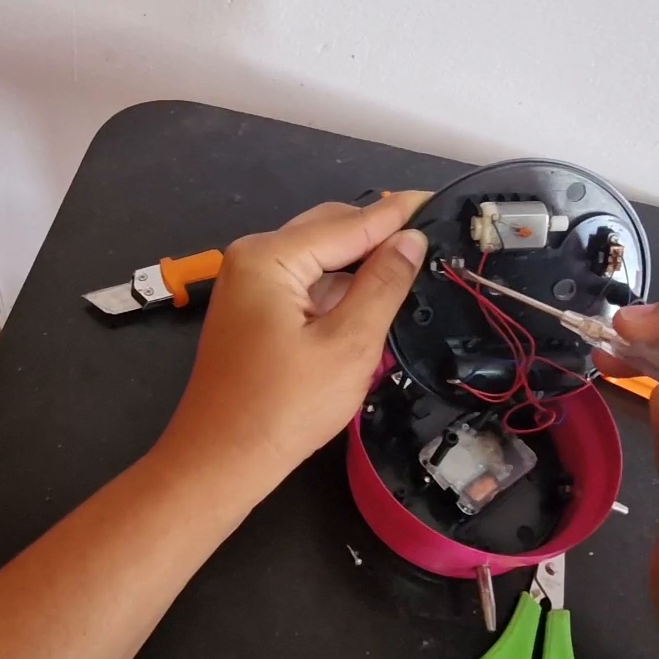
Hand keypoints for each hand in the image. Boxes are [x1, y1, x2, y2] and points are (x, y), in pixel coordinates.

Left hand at [154, 192, 428, 486]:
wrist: (221, 459)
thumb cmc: (285, 407)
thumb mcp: (348, 345)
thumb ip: (382, 285)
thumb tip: (410, 240)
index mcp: (269, 257)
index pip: (348, 223)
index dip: (397, 213)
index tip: (437, 198)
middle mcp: (253, 257)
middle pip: (328, 231)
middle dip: (378, 233)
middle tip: (432, 236)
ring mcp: (248, 283)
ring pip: (317, 257)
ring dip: (359, 262)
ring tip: (411, 263)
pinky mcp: (253, 308)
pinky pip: (304, 282)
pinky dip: (337, 286)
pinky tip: (371, 294)